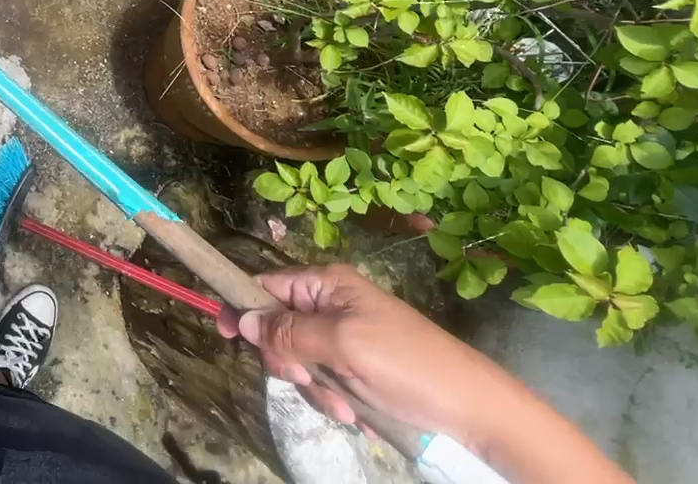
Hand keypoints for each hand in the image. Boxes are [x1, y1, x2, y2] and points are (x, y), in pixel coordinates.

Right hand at [218, 263, 528, 446]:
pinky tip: (355, 412)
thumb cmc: (407, 364)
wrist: (474, 408)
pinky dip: (332, 397)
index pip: (265, 285)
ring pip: (298, 358)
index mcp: (326, 283)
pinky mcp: (357, 367)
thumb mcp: (343, 344)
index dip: (241, 306)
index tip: (223, 335)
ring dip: (314, 386)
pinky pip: (323, 379)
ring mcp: (344, 336)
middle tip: (306, 380)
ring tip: (344, 407)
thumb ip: (289, 331)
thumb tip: (241, 319)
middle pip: (278, 326)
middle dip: (287, 360)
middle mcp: (330, 303)